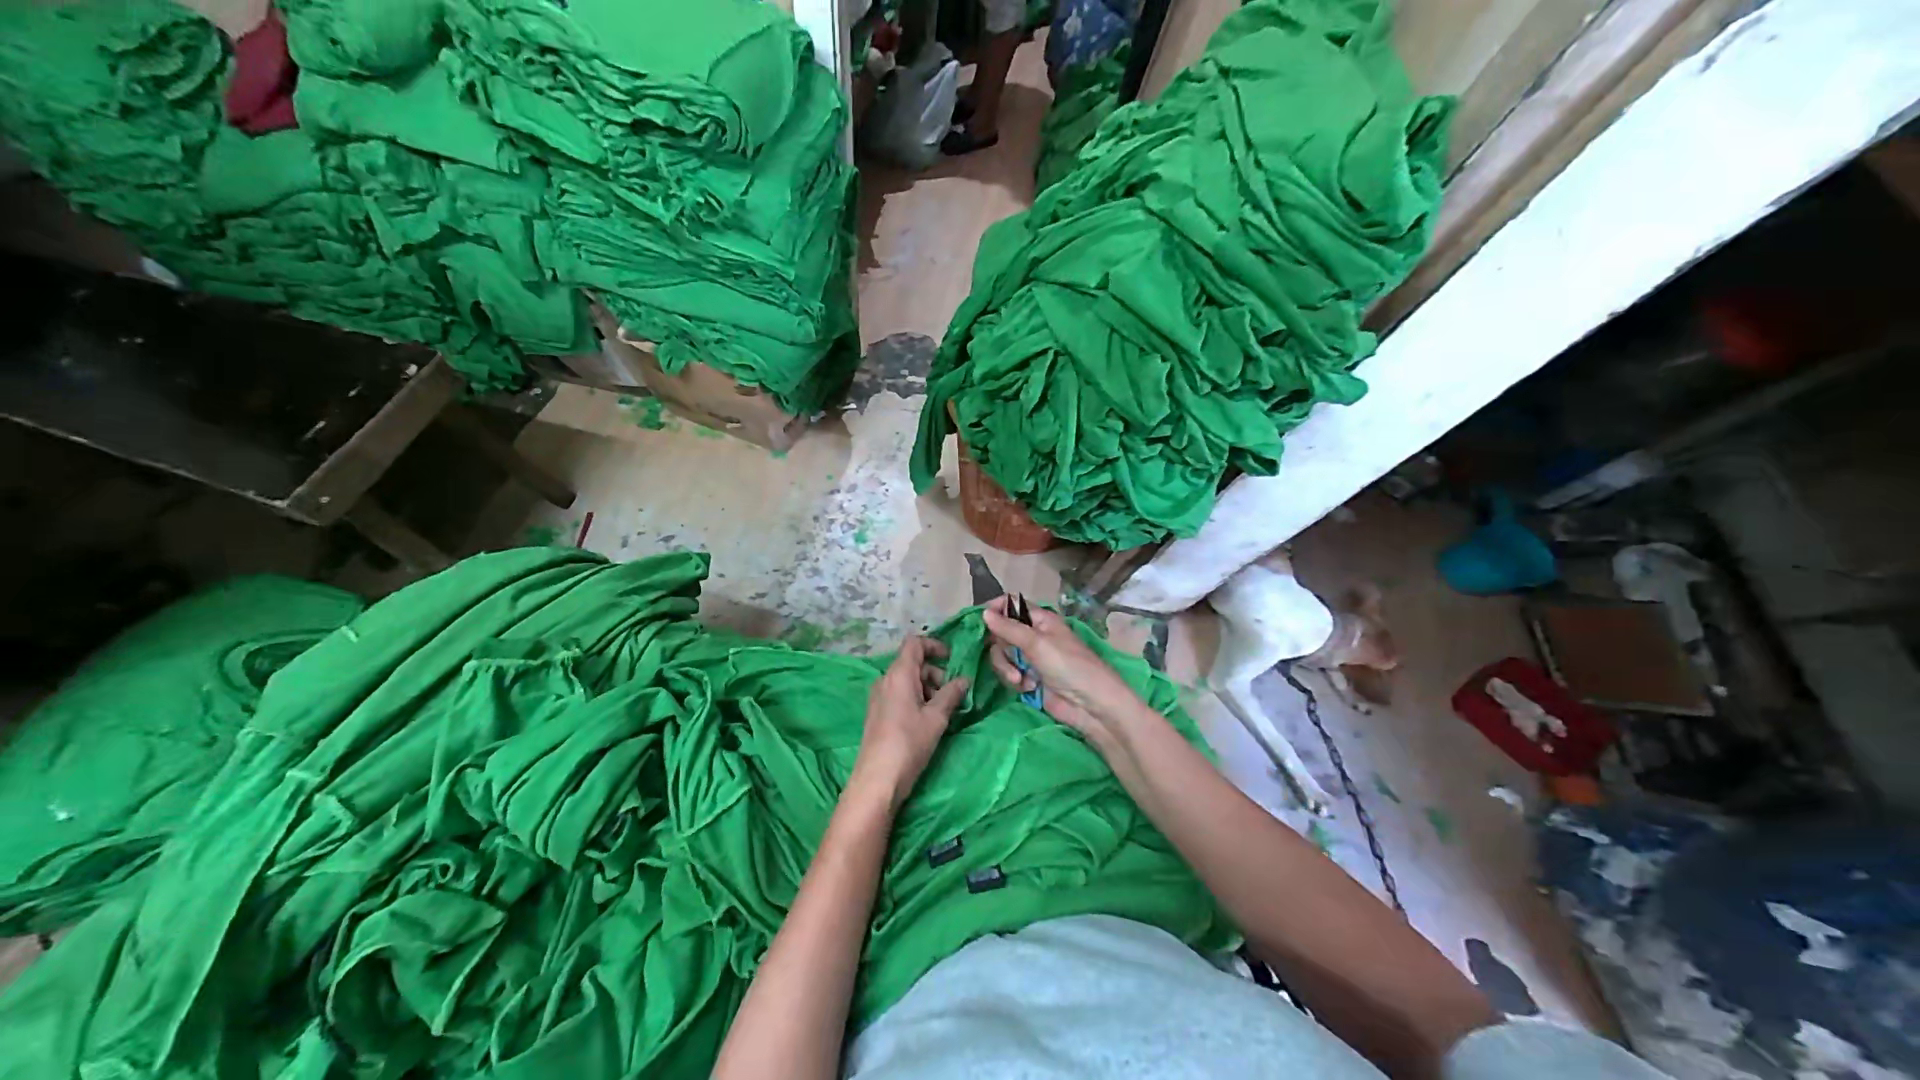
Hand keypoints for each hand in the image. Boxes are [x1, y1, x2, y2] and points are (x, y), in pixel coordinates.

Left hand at [852, 636, 968, 810]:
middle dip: (935, 674)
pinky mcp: (877, 713)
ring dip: (927, 689)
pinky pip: (899, 695)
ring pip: (907, 680)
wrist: (877, 779)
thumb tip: (963, 679)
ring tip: (942, 712)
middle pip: (913, 663)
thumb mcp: (936, 718)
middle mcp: (885, 680)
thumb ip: (951, 694)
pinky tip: (927, 721)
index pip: (914, 643)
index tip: (952, 660)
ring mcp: (879, 697)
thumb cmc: (909, 743)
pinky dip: (916, 699)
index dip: (935, 646)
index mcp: (899, 674)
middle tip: (952, 696)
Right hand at [981, 596, 1147, 748]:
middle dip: (1000, 648)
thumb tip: (984, 612)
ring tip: (1020, 680)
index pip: (1010, 605)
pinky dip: (1014, 681)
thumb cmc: (1069, 666)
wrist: (1090, 705)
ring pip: (1002, 655)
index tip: (980, 622)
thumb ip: (1008, 628)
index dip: (994, 610)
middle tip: (1009, 658)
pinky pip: (1009, 673)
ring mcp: (1030, 658)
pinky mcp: (1029, 678)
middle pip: (1001, 633)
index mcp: (1040, 619)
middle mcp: (1033, 635)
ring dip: (1006, 668)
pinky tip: (1027, 688)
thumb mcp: (1037, 643)